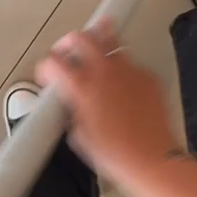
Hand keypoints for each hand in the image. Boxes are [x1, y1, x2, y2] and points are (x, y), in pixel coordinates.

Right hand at [35, 20, 181, 183]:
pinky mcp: (147, 76)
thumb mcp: (79, 135)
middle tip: (66, 49)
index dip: (45, 66)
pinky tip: (121, 79)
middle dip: (68, 41)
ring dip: (97, 42)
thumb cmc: (114, 154)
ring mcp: (128, 71)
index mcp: (81, 87)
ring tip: (94, 47)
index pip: (53, 62)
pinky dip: (121, 66)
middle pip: (80, 38)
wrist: (151, 158)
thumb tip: (75, 104)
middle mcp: (103, 72)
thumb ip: (74, 110)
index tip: (45, 73)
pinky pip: (130, 63)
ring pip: (109, 40)